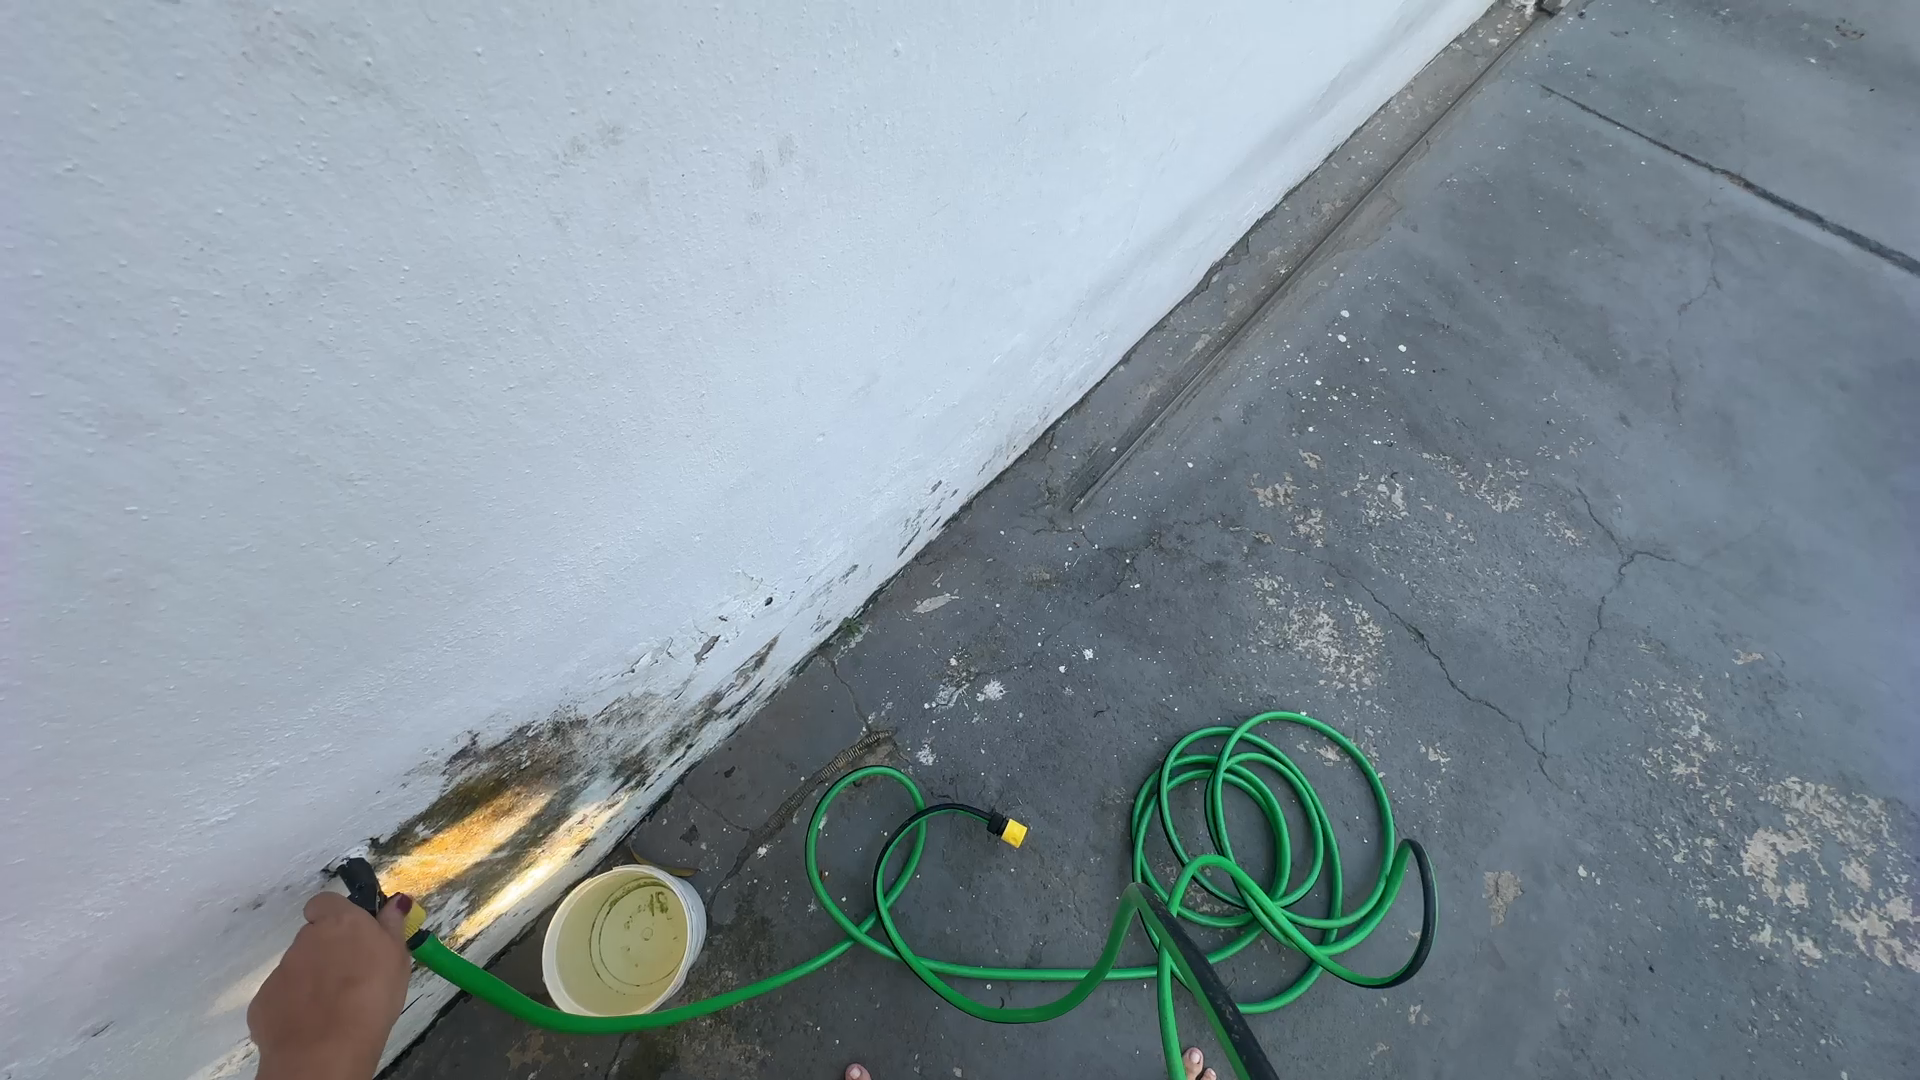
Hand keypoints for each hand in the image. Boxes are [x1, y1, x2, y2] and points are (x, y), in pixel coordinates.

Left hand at [248, 890, 413, 1079]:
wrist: (325, 1052)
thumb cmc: (373, 995)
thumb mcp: (398, 956)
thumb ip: (391, 925)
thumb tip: (395, 901)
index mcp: (339, 923)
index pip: (324, 901)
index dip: (336, 912)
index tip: (353, 930)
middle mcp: (304, 941)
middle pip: (314, 936)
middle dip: (329, 948)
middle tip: (353, 971)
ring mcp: (279, 973)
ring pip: (299, 966)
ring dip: (314, 975)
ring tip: (335, 1001)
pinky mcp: (261, 1003)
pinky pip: (282, 994)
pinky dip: (296, 1001)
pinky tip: (313, 1019)